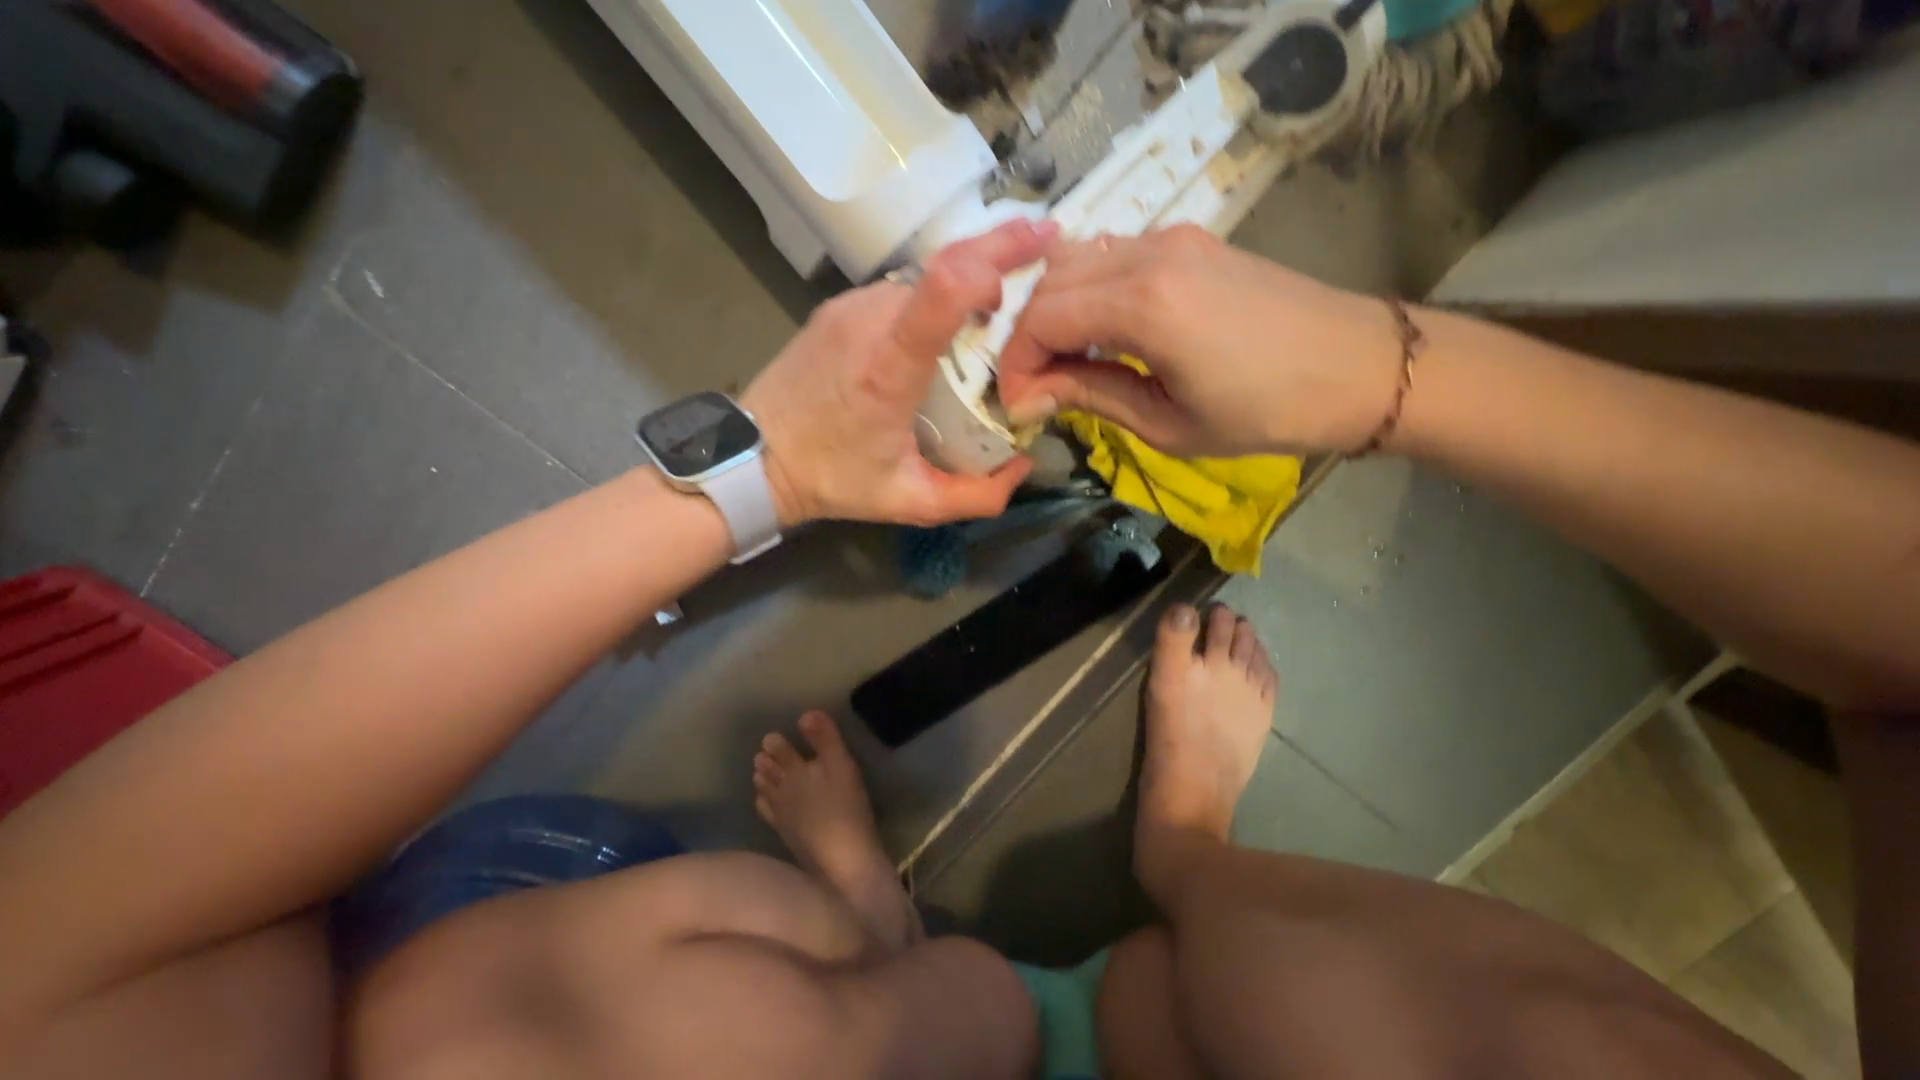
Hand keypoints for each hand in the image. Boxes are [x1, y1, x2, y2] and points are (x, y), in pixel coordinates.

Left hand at [742, 219, 1057, 526]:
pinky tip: (953, 316)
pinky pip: (900, 290)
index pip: (942, 290)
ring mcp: (850, 307)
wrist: (754, 457)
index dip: (993, 261)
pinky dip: (936, 293)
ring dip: (967, 278)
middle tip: (1046, 244)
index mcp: (889, 368)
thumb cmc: (833, 479)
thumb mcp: (911, 503)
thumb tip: (1024, 464)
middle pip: (944, 267)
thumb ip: (976, 495)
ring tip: (1004, 296)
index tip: (1037, 256)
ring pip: (924, 277)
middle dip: (1000, 250)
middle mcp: (869, 322)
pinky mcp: (839, 306)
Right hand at [997, 226, 1404, 456]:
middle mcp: (1150, 254)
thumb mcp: (1170, 423)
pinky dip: (1088, 290)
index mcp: (1144, 304)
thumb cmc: (1268, 412)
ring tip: (1062, 361)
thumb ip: (1091, 396)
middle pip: (1050, 281)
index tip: (1016, 404)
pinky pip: (1112, 255)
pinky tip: (1099, 332)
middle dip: (1026, 335)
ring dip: (1054, 308)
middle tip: (1032, 386)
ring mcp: (1172, 239)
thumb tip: (1029, 396)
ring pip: (1077, 259)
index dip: (1016, 363)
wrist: (1359, 365)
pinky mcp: (1190, 240)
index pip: (1041, 318)